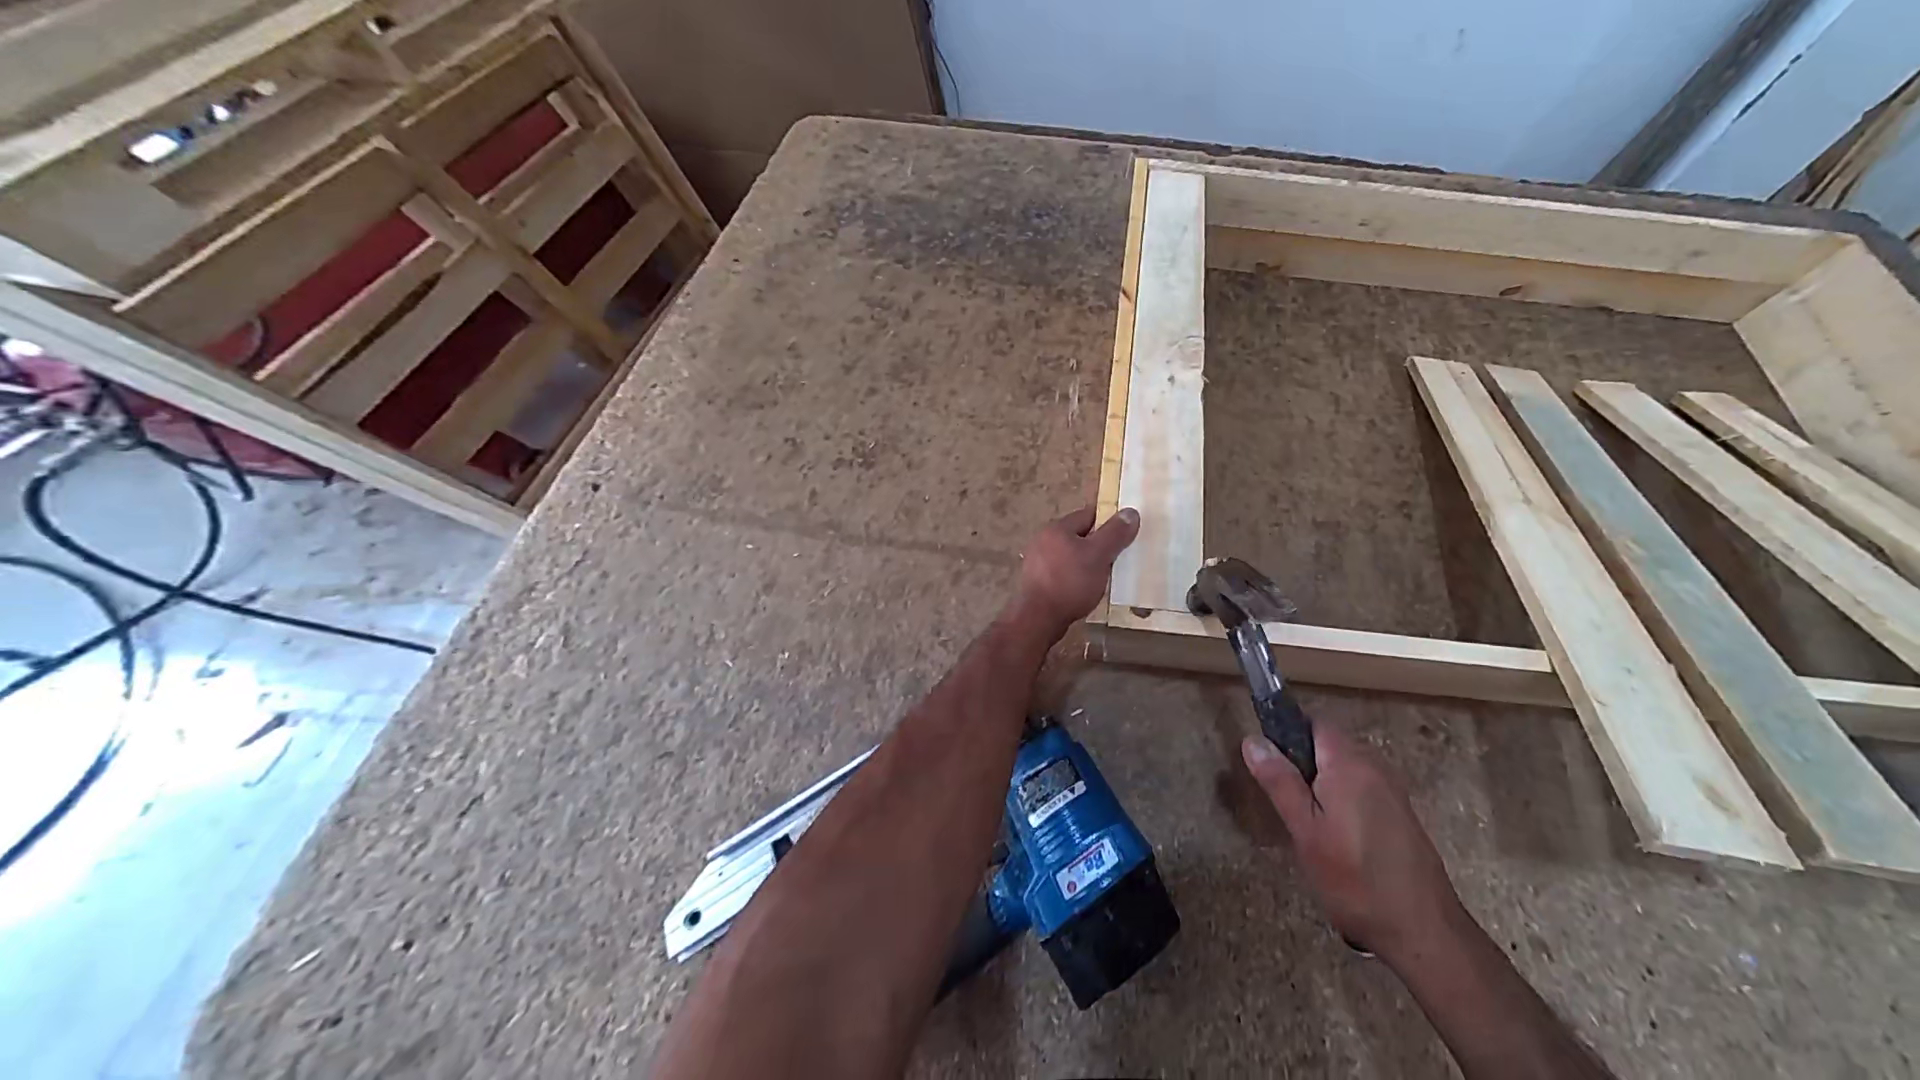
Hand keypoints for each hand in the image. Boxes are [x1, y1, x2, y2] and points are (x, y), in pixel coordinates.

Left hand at [1011, 506, 1139, 633]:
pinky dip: (1076, 576)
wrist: (1040, 618)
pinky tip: (1086, 588)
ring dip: (1087, 561)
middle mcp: (1043, 540)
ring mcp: (1037, 561)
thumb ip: (1114, 534)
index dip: (1108, 520)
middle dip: (1098, 543)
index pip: (1088, 514)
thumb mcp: (1098, 555)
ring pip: (1070, 555)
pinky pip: (1063, 572)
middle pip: (1078, 535)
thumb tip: (1130, 512)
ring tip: (1106, 573)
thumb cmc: (1070, 582)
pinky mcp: (1037, 581)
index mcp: (1057, 528)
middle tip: (1119, 555)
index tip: (1126, 531)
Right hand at [1242, 723, 1462, 960]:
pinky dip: (1342, 801)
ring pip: (1345, 770)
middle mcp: (1376, 768)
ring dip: (1322, 785)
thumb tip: (1253, 739)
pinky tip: (1336, 839)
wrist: (1424, 933)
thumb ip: (1279, 781)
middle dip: (1303, 764)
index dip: (1287, 733)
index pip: (1315, 723)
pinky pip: (1362, 790)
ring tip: (1308, 826)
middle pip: (1330, 746)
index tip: (1269, 765)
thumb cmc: (1354, 879)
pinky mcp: (1401, 817)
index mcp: (1350, 765)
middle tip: (1286, 805)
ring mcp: (1393, 793)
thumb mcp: (1304, 830)